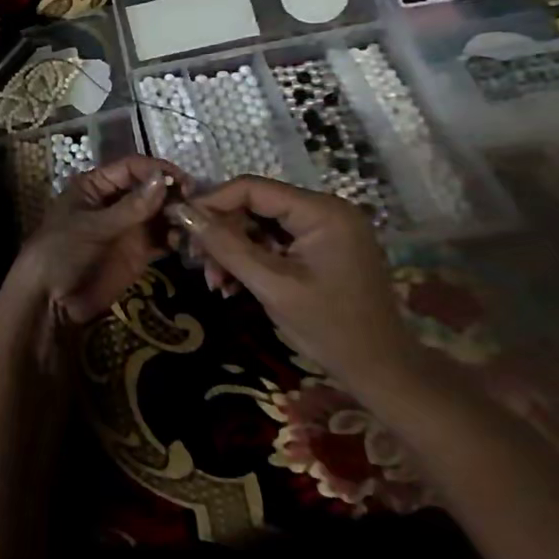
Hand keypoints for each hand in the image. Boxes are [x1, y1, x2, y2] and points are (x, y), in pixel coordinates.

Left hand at [11, 155, 184, 324]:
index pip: (130, 168)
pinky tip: (188, 242)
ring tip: (196, 224)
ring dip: (179, 216)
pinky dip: (178, 238)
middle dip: (173, 193)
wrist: (52, 299)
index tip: (182, 182)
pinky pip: (163, 238)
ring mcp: (127, 227)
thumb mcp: (93, 227)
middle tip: (197, 204)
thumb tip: (162, 180)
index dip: (156, 170)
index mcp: (94, 186)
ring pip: (161, 213)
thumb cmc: (61, 253)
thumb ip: (130, 207)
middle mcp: (114, 202)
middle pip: (150, 188)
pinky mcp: (138, 251)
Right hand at [175, 176, 417, 389]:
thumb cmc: (329, 327)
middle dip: (220, 232)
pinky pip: (271, 241)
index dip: (211, 202)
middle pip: (252, 205)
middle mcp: (323, 210)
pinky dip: (248, 259)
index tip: (179, 225)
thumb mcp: (271, 285)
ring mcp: (322, 229)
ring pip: (257, 224)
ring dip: (230, 250)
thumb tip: (180, 213)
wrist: (379, 370)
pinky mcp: (318, 247)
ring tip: (215, 281)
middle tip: (195, 261)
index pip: (251, 188)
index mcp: (322, 212)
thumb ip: (226, 246)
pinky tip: (232, 284)